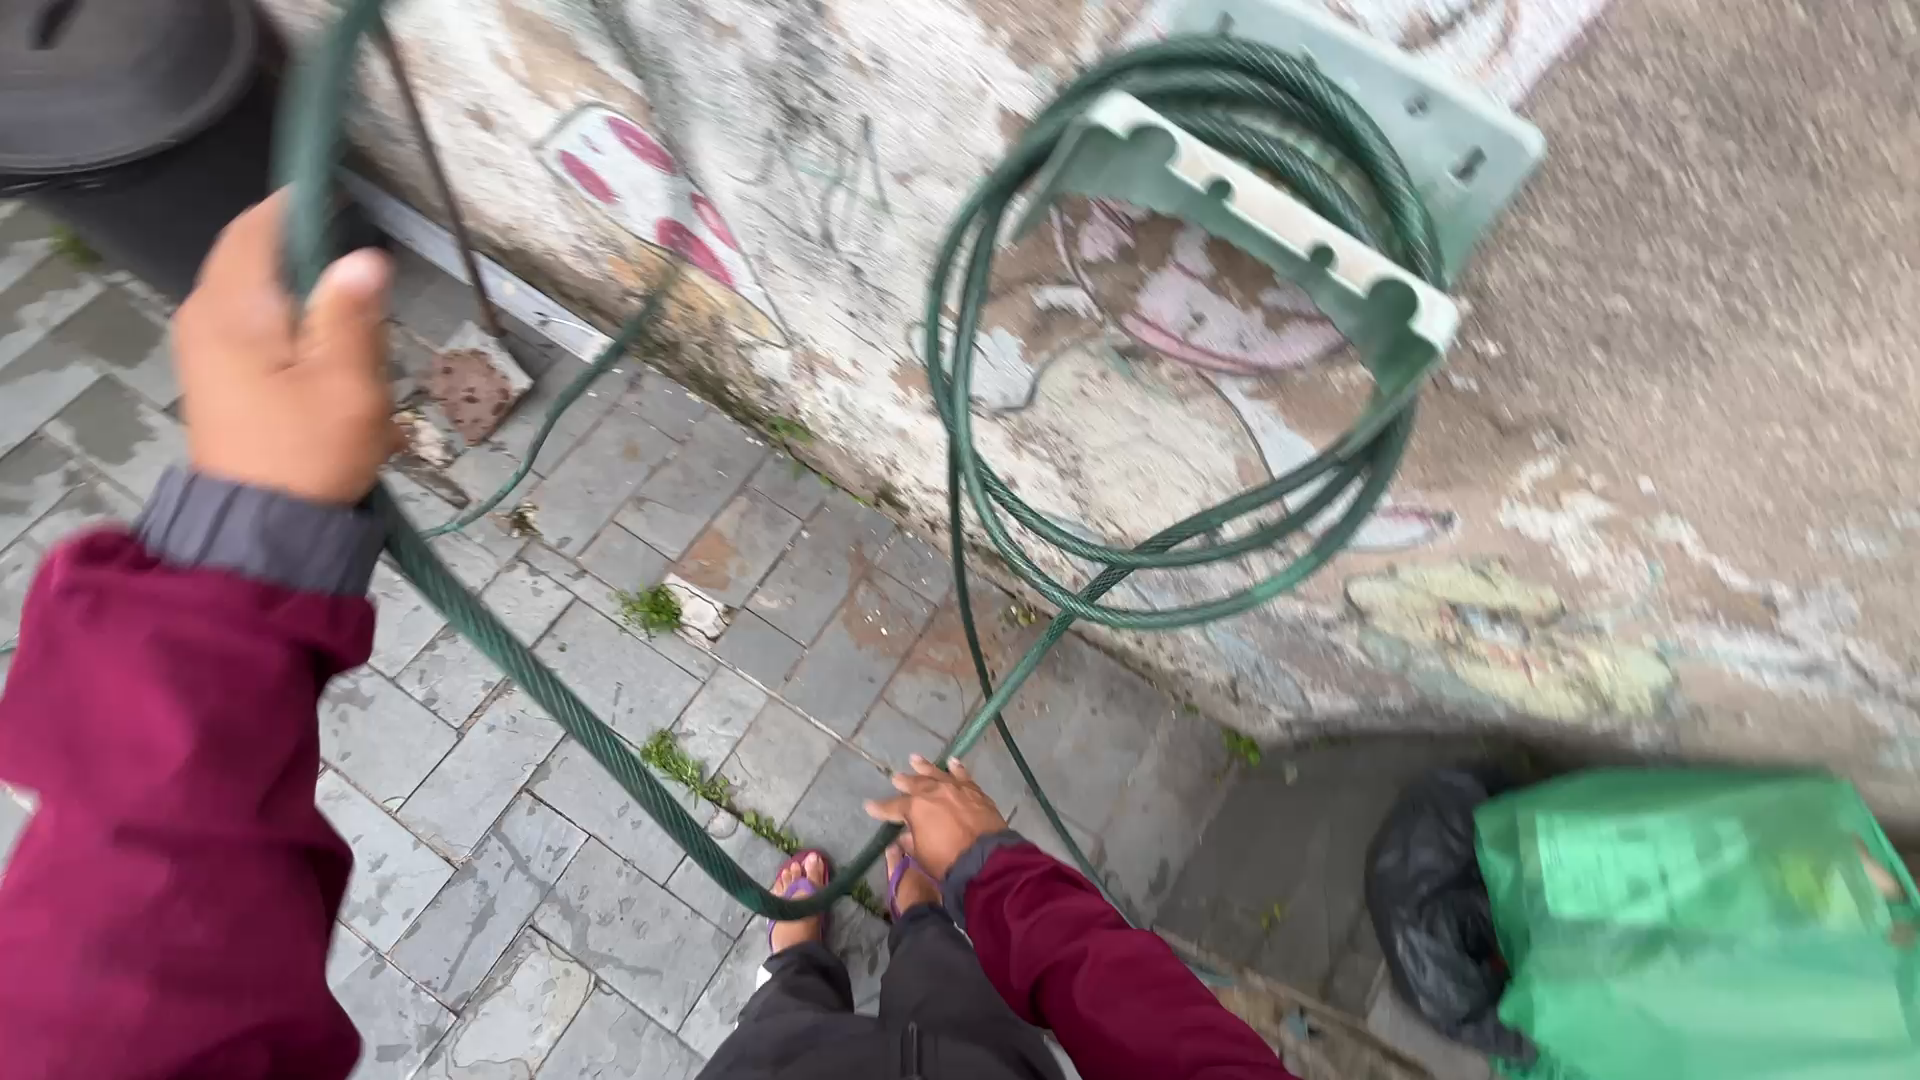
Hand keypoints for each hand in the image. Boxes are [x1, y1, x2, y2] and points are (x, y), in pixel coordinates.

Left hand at [172, 190, 398, 504]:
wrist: (269, 520)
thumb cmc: (313, 448)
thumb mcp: (348, 383)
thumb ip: (353, 317)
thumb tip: (365, 257)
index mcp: (234, 311)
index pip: (254, 232)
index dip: (293, 208)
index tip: (336, 194)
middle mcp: (206, 318)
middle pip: (257, 262)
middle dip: (312, 259)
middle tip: (369, 276)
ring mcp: (208, 347)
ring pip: (263, 296)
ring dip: (310, 297)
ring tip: (362, 327)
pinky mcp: (222, 374)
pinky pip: (260, 326)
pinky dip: (298, 323)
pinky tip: (336, 353)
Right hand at [864, 754, 1008, 879]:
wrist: (986, 858)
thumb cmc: (948, 860)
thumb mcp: (922, 856)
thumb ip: (911, 842)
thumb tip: (906, 835)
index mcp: (915, 808)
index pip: (892, 807)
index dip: (880, 808)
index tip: (869, 805)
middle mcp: (933, 792)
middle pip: (915, 784)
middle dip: (904, 781)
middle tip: (896, 777)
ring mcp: (955, 788)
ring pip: (937, 773)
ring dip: (925, 767)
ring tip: (915, 759)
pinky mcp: (974, 790)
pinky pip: (962, 775)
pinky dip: (956, 767)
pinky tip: (952, 761)